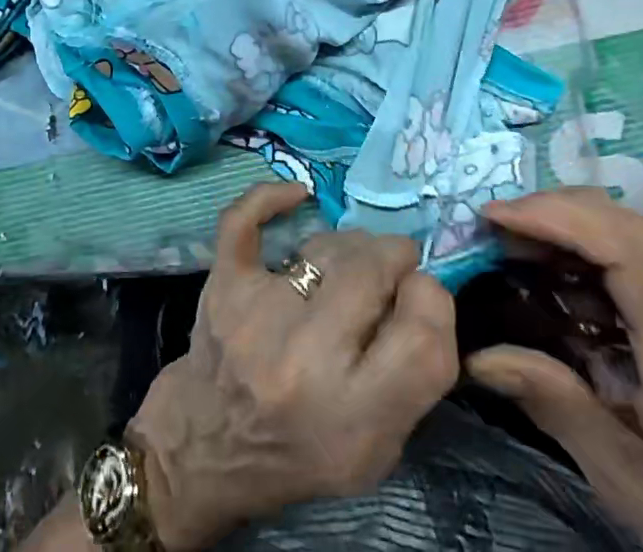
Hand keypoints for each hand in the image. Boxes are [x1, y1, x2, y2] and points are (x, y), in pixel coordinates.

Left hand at [127, 182, 458, 550]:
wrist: (208, 441)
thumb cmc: (301, 448)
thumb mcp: (376, 447)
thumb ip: (411, 376)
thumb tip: (422, 291)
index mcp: (357, 412)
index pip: (425, 336)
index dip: (433, 301)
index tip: (422, 294)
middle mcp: (307, 357)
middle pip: (373, 273)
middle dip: (395, 259)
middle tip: (392, 266)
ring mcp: (257, 314)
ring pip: (324, 247)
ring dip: (350, 247)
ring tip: (351, 263)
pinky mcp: (222, 285)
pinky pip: (242, 222)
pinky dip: (268, 199)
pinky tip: (298, 194)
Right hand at [465, 188, 642, 550]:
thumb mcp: (640, 490)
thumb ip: (559, 409)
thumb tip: (478, 356)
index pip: (627, 246)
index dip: (553, 216)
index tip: (491, 217)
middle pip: (624, 224)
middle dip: (547, 216)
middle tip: (491, 239)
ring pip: (633, 232)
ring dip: (568, 234)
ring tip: (517, 261)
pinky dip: (596, 253)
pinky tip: (569, 287)